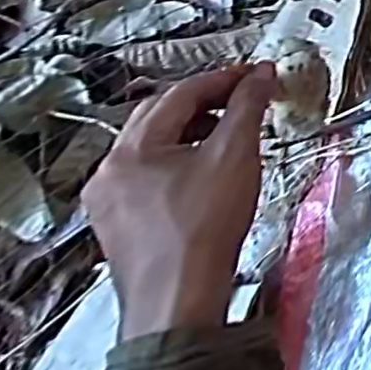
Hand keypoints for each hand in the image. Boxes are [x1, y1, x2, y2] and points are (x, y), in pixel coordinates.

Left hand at [83, 62, 278, 339]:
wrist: (180, 297)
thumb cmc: (206, 221)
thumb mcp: (235, 152)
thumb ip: (248, 104)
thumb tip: (263, 71)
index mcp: (130, 151)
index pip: (181, 93)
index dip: (224, 78)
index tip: (259, 73)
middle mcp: (108, 171)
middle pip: (159, 114)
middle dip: (206, 98)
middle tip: (245, 94)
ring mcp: (108, 199)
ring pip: (153, 142)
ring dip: (193, 126)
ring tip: (231, 128)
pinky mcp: (118, 221)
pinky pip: (149, 169)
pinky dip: (180, 153)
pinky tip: (207, 163)